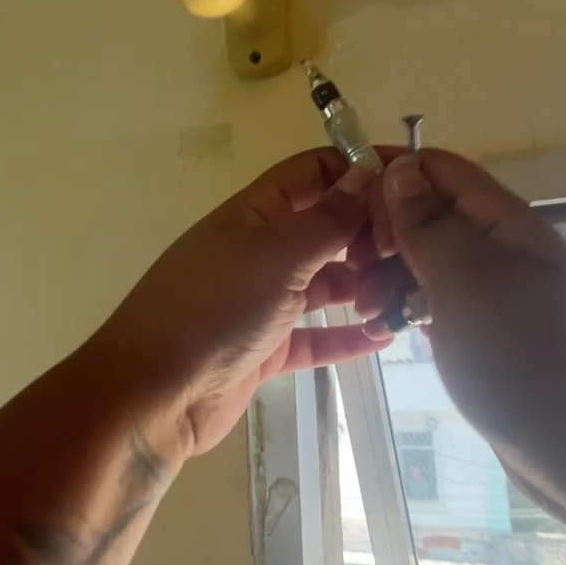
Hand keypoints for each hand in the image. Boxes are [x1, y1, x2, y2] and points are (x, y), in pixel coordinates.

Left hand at [94, 149, 395, 457]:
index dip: (359, 170)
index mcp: (254, 213)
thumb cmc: (213, 308)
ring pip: (325, 284)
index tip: (412, 184)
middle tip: (410, 258)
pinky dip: (347, 336)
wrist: (153, 393)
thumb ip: (327, 219)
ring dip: (365, 287)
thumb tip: (367, 173)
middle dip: (370, 236)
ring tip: (404, 301)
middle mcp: (258, 251)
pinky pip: (315, 336)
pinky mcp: (265, 348)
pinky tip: (384, 337)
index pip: (313, 173)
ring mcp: (261, 301)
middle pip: (326, 228)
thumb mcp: (275, 254)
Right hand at [356, 149, 565, 448]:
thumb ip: (431, 225)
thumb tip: (401, 167)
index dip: (390, 177)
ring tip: (364, 311)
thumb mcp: (470, 283)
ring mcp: (497, 292)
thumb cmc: (526, 361)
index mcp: (506, 223)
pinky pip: (439, 300)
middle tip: (351, 273)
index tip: (346, 214)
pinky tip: (387, 329)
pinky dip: (408, 307)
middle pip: (430, 214)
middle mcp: (503, 249)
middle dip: (383, 233)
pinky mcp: (489, 331)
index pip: (439, 170)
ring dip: (388, 275)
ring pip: (429, 260)